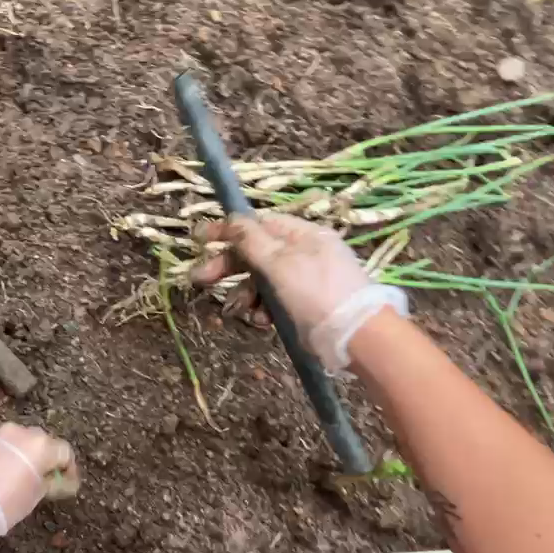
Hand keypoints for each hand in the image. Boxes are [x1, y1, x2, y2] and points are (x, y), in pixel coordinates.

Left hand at [0, 424, 78, 552]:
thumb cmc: (5, 502)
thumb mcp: (36, 495)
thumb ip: (49, 481)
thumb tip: (56, 479)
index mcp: (40, 444)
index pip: (64, 452)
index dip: (68, 469)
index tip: (65, 484)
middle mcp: (19, 432)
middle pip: (41, 442)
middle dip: (44, 459)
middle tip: (43, 480)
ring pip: (18, 441)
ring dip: (23, 455)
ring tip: (19, 478)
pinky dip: (4, 455)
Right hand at [191, 213, 406, 372]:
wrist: (354, 335)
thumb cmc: (316, 292)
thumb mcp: (279, 262)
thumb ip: (251, 240)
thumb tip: (232, 217)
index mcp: (302, 235)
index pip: (259, 224)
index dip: (228, 230)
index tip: (199, 239)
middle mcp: (302, 253)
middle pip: (254, 253)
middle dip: (228, 268)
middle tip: (200, 280)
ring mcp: (301, 280)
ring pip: (259, 280)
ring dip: (244, 294)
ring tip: (242, 310)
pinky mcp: (300, 304)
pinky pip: (271, 301)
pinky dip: (261, 310)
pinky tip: (262, 321)